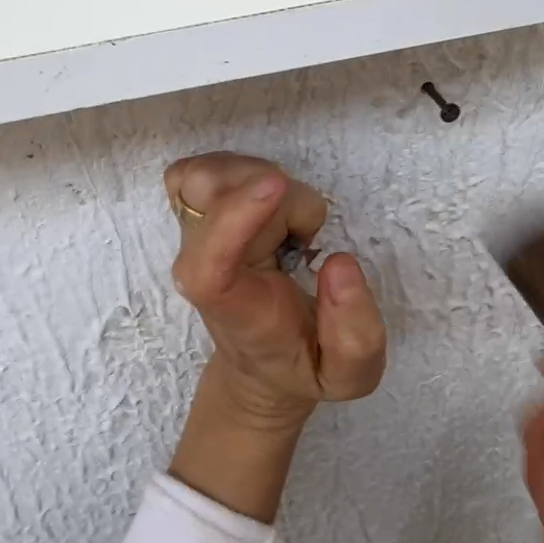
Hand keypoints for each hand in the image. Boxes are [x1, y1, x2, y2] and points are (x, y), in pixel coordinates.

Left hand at [163, 152, 386, 520]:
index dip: (234, 215)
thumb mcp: (348, 374)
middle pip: (218, 197)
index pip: (209, 264)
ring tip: (289, 227)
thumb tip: (339, 263)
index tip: (278, 186)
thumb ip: (355, 333)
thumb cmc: (303, 364)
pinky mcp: (190, 211)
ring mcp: (188, 234)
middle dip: (282, 201)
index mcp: (234, 308)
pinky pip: (200, 168)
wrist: (261, 362)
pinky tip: (265, 202)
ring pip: (212, 173)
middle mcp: (197, 264)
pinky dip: (241, 169)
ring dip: (267, 184)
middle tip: (305, 240)